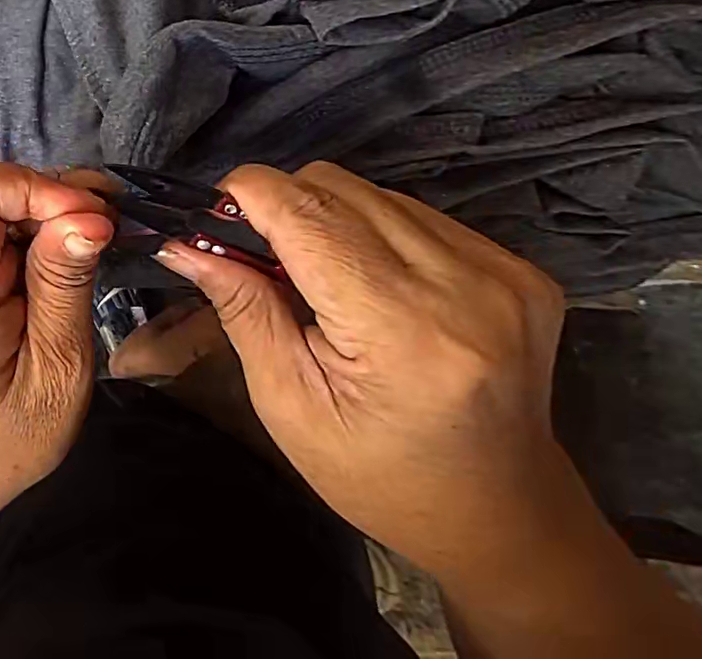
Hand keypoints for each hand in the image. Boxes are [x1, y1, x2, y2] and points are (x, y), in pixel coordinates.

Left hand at [0, 162, 112, 535]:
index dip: (29, 187)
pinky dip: (38, 223)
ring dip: (48, 205)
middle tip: (107, 221)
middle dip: (47, 192)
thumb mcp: (56, 368)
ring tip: (99, 231)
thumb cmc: (8, 435)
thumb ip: (64, 284)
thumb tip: (89, 214)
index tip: (88, 217)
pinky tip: (72, 244)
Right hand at [152, 162, 569, 578]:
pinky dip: (367, 228)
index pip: (306, 215)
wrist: (500, 514)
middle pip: (334, 188)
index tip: (211, 212)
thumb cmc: (377, 473)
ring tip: (316, 274)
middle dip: (278, 205)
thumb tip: (183, 244)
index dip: (247, 194)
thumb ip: (241, 309)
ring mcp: (501, 272)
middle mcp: (463, 286)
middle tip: (257, 254)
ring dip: (323, 216)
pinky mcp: (518, 267)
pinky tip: (367, 276)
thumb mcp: (287, 402)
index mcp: (400, 330)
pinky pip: (410, 210)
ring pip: (369, 190)